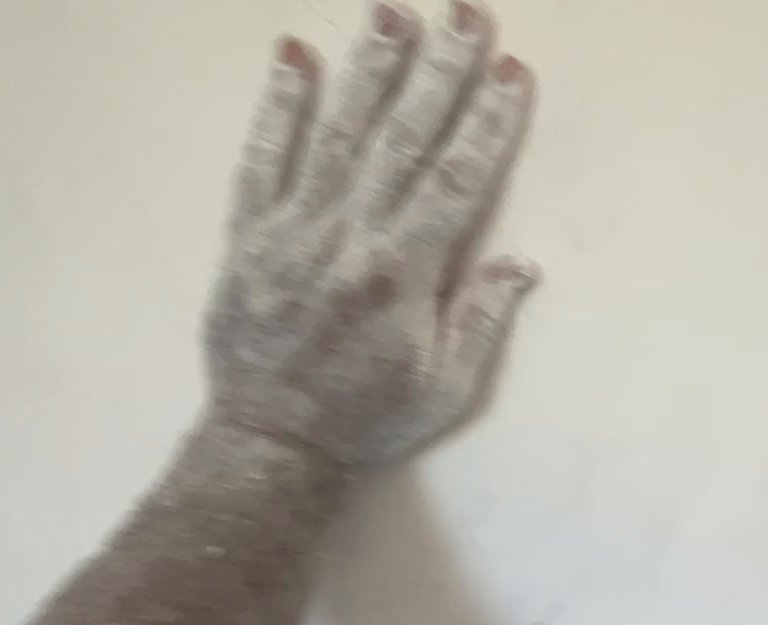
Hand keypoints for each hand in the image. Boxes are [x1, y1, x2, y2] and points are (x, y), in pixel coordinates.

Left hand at [203, 2, 537, 467]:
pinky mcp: (248, 234)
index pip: (457, 180)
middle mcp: (349, 234)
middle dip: (439, 70)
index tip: (510, 71)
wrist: (274, 439)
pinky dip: (278, 106)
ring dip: (369, 68)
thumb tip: (519, 264)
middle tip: (465, 10)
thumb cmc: (370, 418)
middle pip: (402, 138)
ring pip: (337, 132)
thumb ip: (481, 321)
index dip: (487, 122)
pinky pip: (262, 157)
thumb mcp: (445, 389)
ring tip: (393, 11)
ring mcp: (292, 227)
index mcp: (402, 272)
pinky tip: (293, 56)